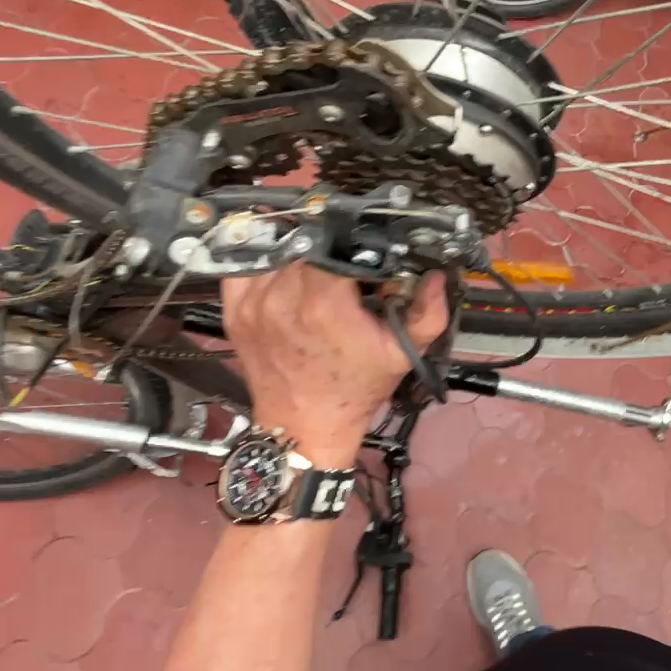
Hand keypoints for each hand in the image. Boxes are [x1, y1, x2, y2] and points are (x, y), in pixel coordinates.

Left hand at [221, 265, 448, 465]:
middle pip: (307, 246)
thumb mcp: (404, 353)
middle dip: (329, 250)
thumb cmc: (357, 388)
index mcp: (324, 305)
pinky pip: (248, 267)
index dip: (351, 244)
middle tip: (347, 267)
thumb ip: (428, 313)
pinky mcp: (234, 311)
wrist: (305, 426)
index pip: (334, 245)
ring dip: (300, 256)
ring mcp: (253, 304)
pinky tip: (287, 275)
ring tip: (319, 271)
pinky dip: (268, 264)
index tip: (365, 253)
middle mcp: (282, 298)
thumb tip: (437, 275)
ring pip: (280, 253)